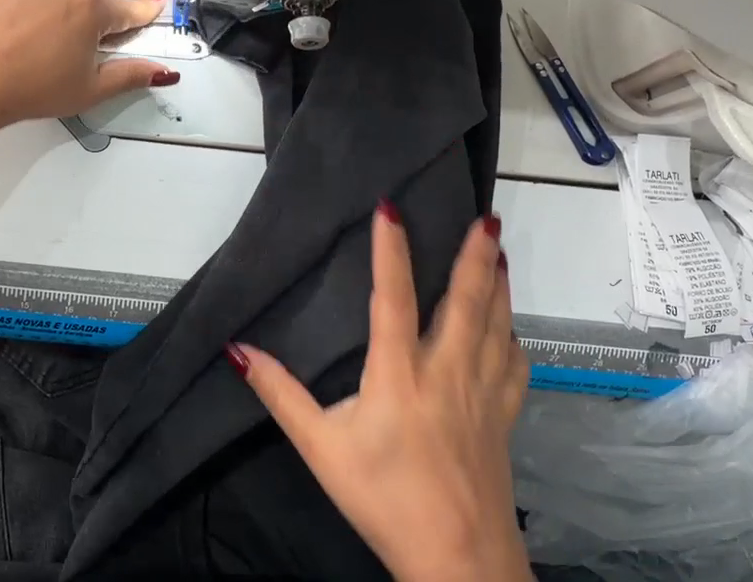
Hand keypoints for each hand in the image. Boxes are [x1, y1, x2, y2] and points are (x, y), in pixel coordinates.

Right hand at [232, 206, 531, 581]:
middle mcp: (447, 372)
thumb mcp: (319, 447)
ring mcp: (482, 395)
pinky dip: (513, 336)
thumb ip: (279, 394)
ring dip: (498, 286)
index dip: (390, 249)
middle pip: (465, 303)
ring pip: (497, 327)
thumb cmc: (383, 499)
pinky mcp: (502, 420)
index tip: (390, 206)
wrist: (461, 564)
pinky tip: (511, 328)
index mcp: (398, 373)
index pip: (392, 297)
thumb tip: (238, 349)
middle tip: (484, 218)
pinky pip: (514, 366)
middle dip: (474, 257)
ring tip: (499, 252)